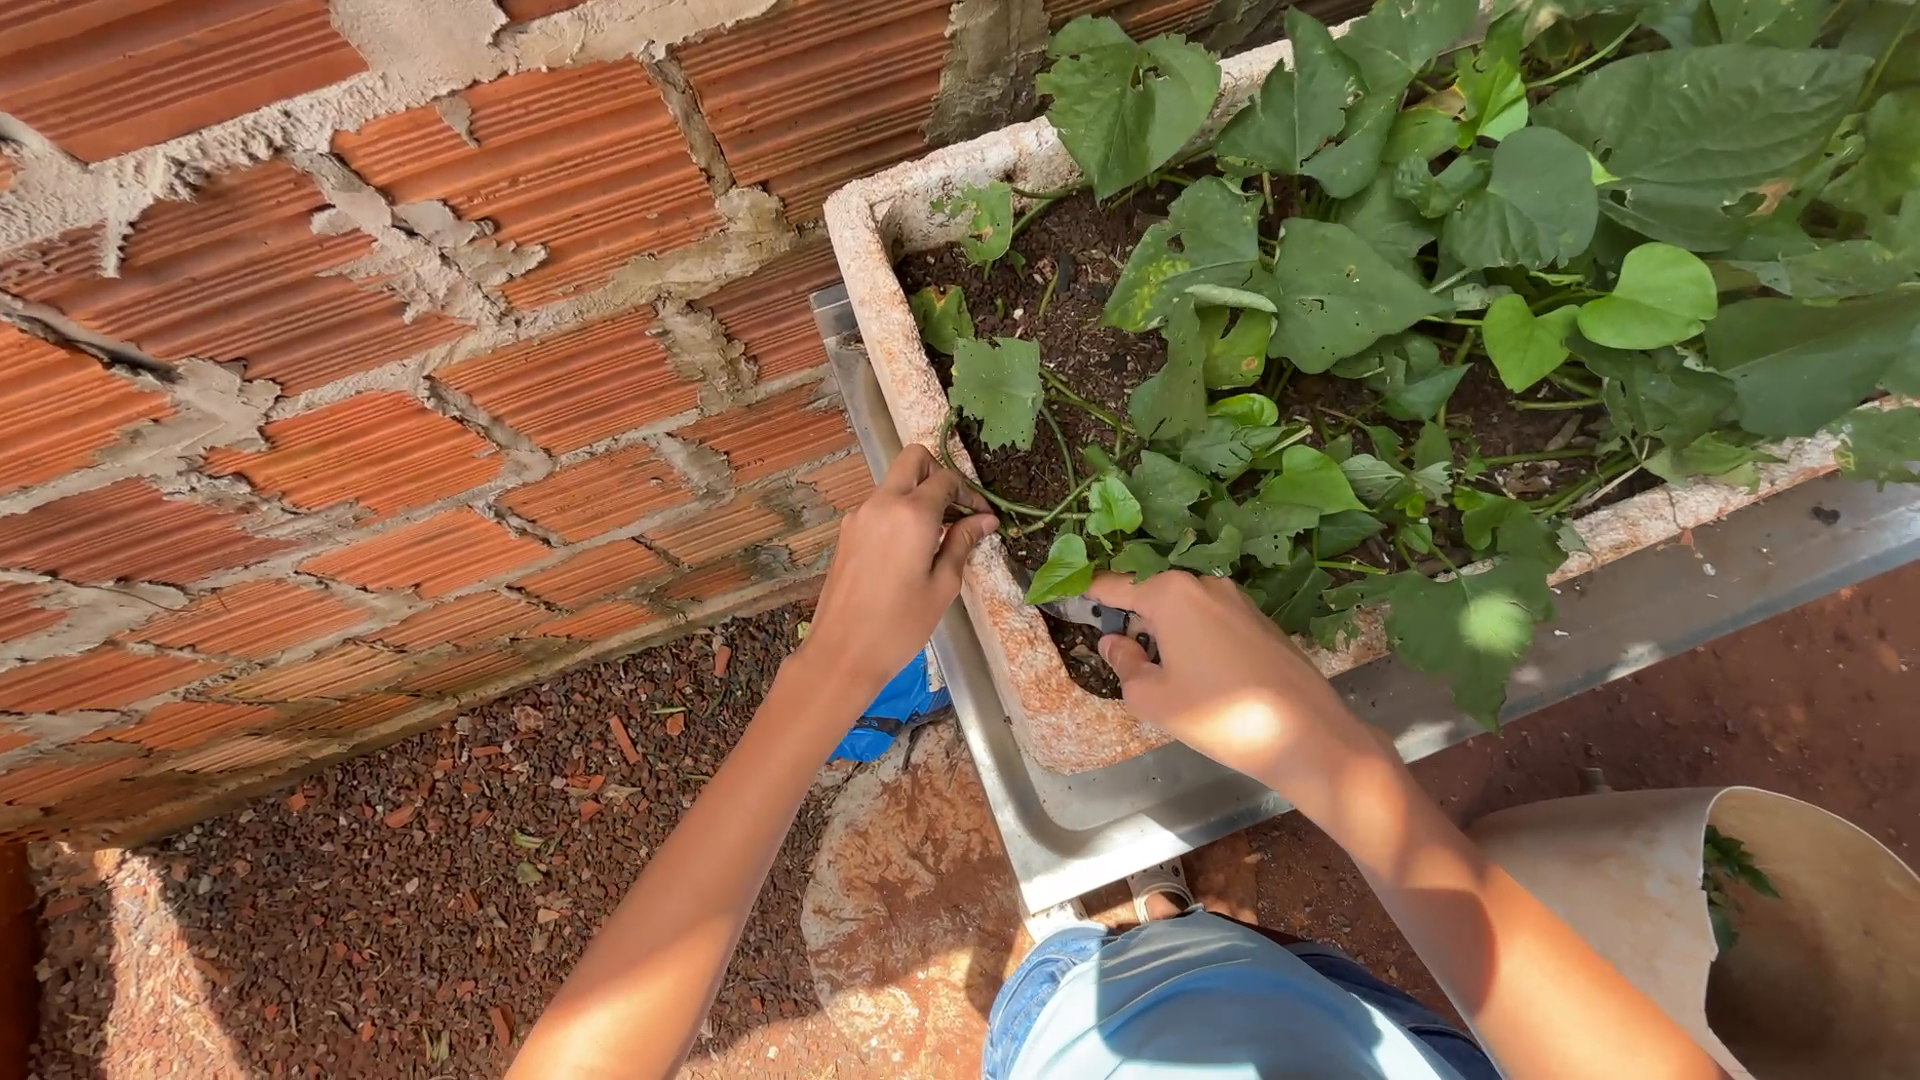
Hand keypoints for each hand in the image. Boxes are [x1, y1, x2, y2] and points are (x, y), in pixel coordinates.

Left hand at [796, 445, 997, 699]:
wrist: (842, 652)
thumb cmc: (900, 625)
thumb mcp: (943, 585)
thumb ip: (962, 542)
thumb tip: (985, 519)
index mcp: (911, 513)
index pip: (946, 479)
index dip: (970, 493)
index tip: (982, 516)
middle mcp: (881, 503)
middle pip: (913, 459)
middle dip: (940, 474)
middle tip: (957, 509)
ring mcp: (859, 515)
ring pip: (894, 482)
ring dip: (919, 494)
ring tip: (939, 535)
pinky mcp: (847, 532)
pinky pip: (879, 506)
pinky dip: (900, 512)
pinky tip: (912, 548)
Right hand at [1090, 571, 1390, 803]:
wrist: (1308, 735)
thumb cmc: (1219, 715)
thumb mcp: (1153, 698)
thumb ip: (1124, 664)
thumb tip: (1114, 642)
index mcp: (1171, 594)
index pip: (1115, 585)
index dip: (1088, 593)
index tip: (1068, 594)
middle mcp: (1204, 584)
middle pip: (1151, 594)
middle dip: (1133, 619)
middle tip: (1122, 655)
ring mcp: (1237, 599)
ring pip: (1183, 608)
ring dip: (1166, 631)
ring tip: (1165, 674)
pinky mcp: (1261, 619)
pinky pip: (1211, 619)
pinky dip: (1195, 637)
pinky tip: (1203, 675)